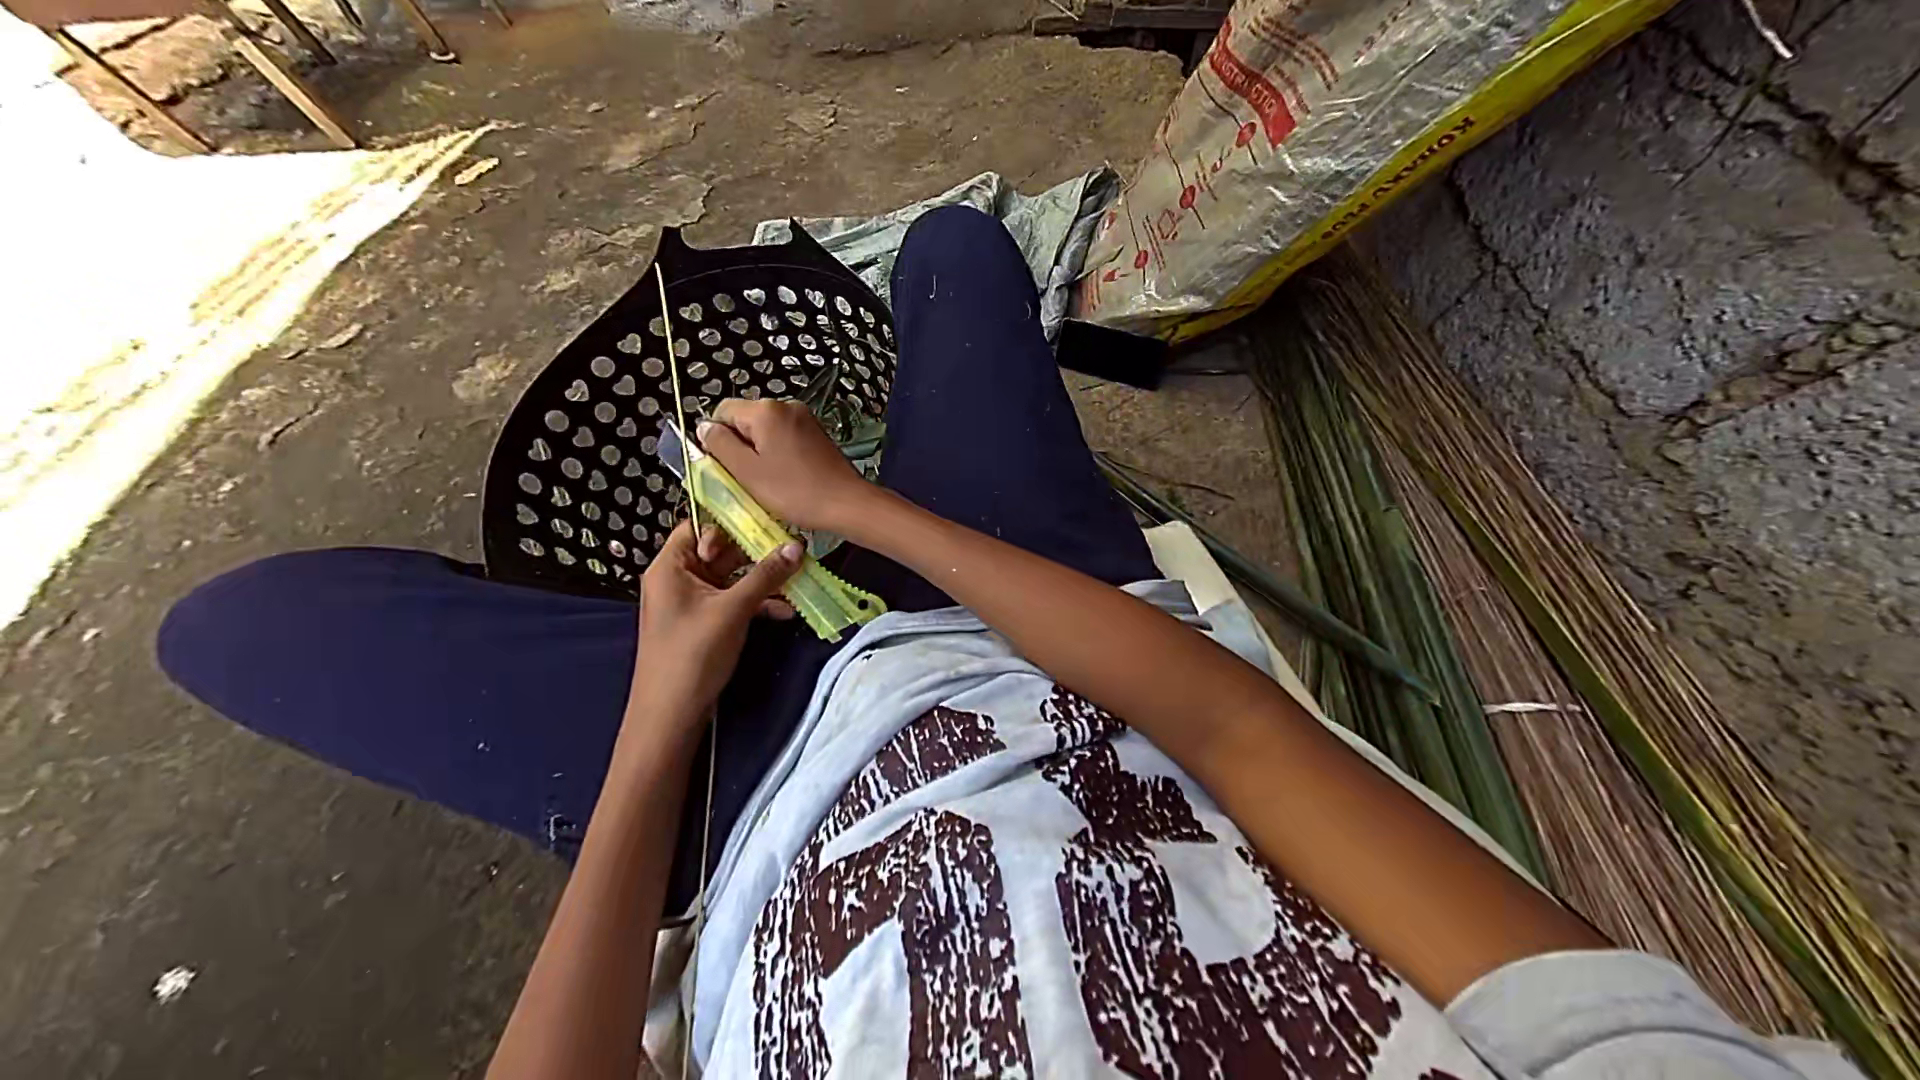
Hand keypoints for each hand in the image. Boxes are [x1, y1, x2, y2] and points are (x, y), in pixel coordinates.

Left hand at [628, 522, 801, 735]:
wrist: (671, 714)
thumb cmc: (692, 654)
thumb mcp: (732, 610)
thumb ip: (765, 575)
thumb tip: (797, 546)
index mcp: (670, 566)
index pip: (698, 526)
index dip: (730, 524)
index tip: (766, 526)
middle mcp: (679, 578)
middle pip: (720, 551)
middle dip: (756, 553)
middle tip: (792, 550)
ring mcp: (693, 602)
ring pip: (732, 578)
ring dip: (762, 580)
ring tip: (796, 580)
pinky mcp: (706, 623)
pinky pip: (734, 601)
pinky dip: (757, 603)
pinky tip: (785, 611)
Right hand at [697, 399, 875, 532]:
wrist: (847, 504)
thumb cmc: (795, 491)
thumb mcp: (747, 471)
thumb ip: (720, 445)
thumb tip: (704, 428)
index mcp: (766, 410)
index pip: (722, 411)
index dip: (716, 438)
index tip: (723, 466)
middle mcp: (786, 406)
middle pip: (745, 420)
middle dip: (739, 447)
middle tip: (745, 478)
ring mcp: (805, 419)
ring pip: (765, 432)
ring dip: (759, 454)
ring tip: (766, 482)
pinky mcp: (817, 435)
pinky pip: (785, 439)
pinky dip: (778, 456)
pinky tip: (784, 479)